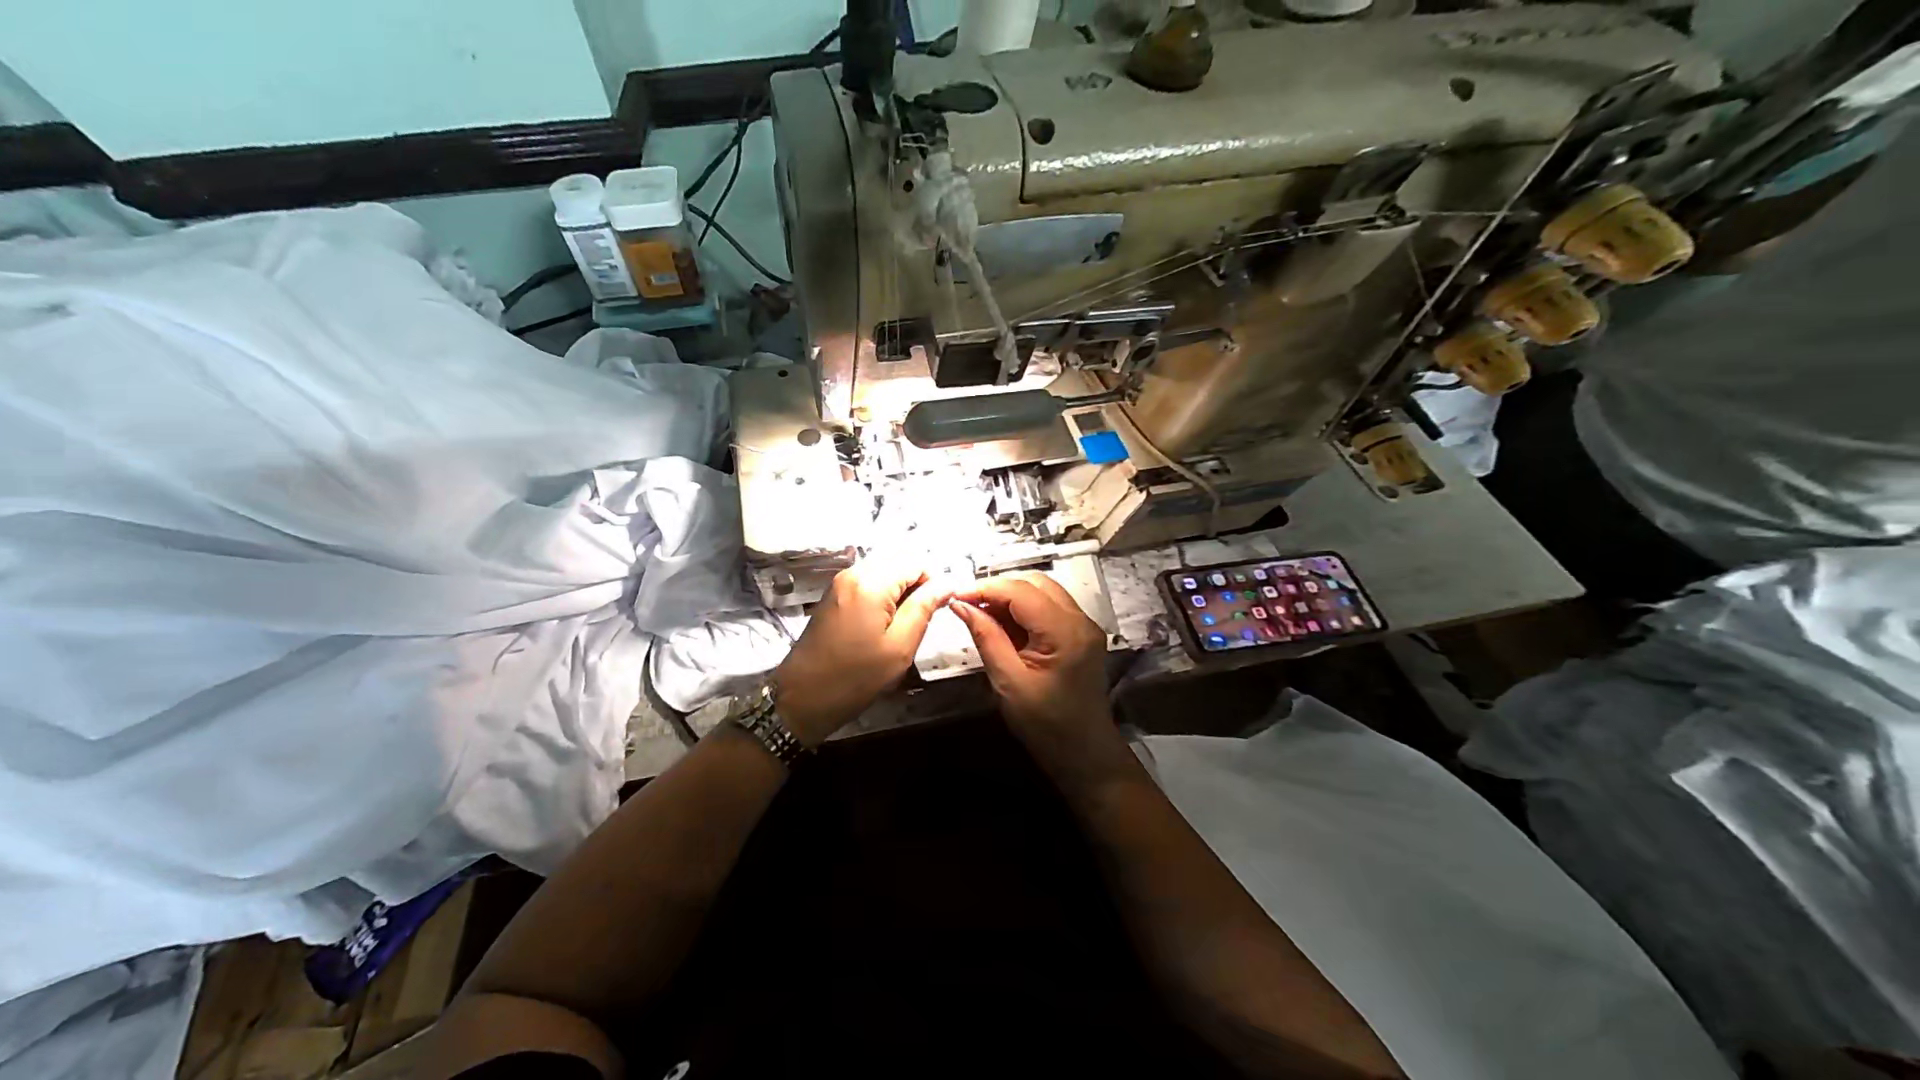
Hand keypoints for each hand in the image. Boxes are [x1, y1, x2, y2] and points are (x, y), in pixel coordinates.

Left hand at [771, 560, 950, 746]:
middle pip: (899, 560)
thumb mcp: (899, 647)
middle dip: (916, 583)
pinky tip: (884, 624)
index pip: (916, 562)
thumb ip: (924, 608)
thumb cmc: (855, 677)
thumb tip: (947, 583)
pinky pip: (869, 581)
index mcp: (871, 582)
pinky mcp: (834, 594)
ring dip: (900, 589)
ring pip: (885, 569)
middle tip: (920, 618)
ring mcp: (840, 582)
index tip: (936, 611)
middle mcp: (854, 572)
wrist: (803, 698)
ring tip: (903, 624)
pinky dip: (884, 595)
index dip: (933, 582)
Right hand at [948, 573, 1124, 771]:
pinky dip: (1023, 610)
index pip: (1021, 591)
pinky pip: (1049, 608)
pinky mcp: (1080, 635)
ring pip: (1042, 592)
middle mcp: (1080, 620)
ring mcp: (1083, 626)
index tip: (956, 597)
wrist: (1084, 755)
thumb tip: (961, 605)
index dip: (986, 589)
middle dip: (998, 589)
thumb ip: (986, 637)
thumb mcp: (1008, 682)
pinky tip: (1002, 625)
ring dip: (1010, 598)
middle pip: (1035, 584)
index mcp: (1066, 632)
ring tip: (981, 615)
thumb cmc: (1046, 725)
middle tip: (967, 606)